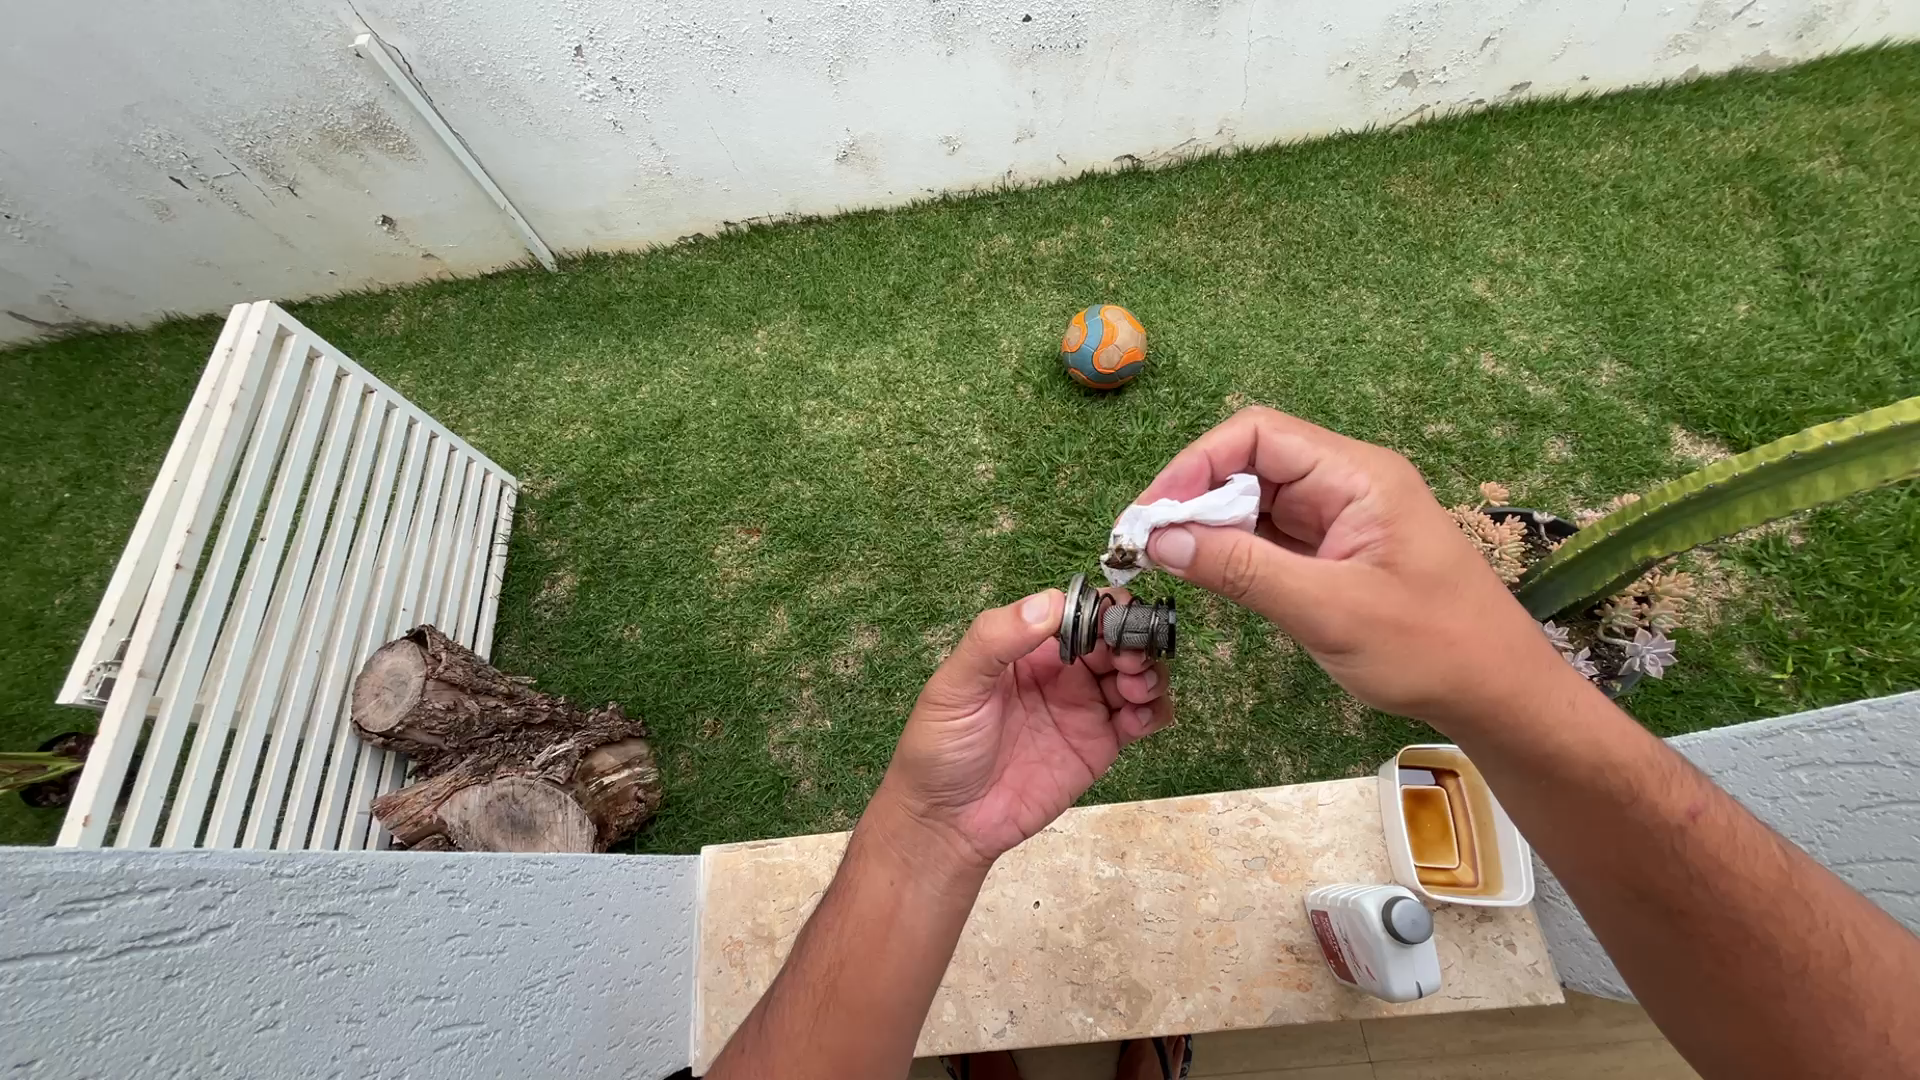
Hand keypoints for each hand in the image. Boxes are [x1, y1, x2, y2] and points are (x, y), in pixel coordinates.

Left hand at [874, 588, 1172, 871]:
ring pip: (1137, 673)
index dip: (1102, 609)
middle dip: (1133, 638)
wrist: (948, 821)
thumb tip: (1049, 601)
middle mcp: (1062, 670)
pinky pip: (1142, 718)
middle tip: (1130, 658)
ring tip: (1134, 688)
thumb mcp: (956, 685)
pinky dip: (1154, 710)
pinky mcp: (1101, 745)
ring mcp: (1084, 706)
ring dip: (1149, 671)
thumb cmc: (940, 745)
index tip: (1114, 619)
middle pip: (1116, 638)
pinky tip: (1138, 719)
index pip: (1076, 611)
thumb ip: (995, 638)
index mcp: (1027, 647)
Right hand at [1135, 406, 1567, 731]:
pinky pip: (1262, 534)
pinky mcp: (1325, 549)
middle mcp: (1341, 483)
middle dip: (1191, 495)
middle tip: (1144, 541)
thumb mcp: (1328, 609)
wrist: (1495, 695)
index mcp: (1356, 475)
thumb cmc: (1429, 649)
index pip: (1258, 435)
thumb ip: (1240, 570)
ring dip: (1203, 524)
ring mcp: (1333, 517)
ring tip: (1160, 557)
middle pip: (1247, 462)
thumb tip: (1158, 541)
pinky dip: (1225, 549)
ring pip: (1250, 499)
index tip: (1154, 513)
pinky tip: (1200, 569)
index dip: (1196, 464)